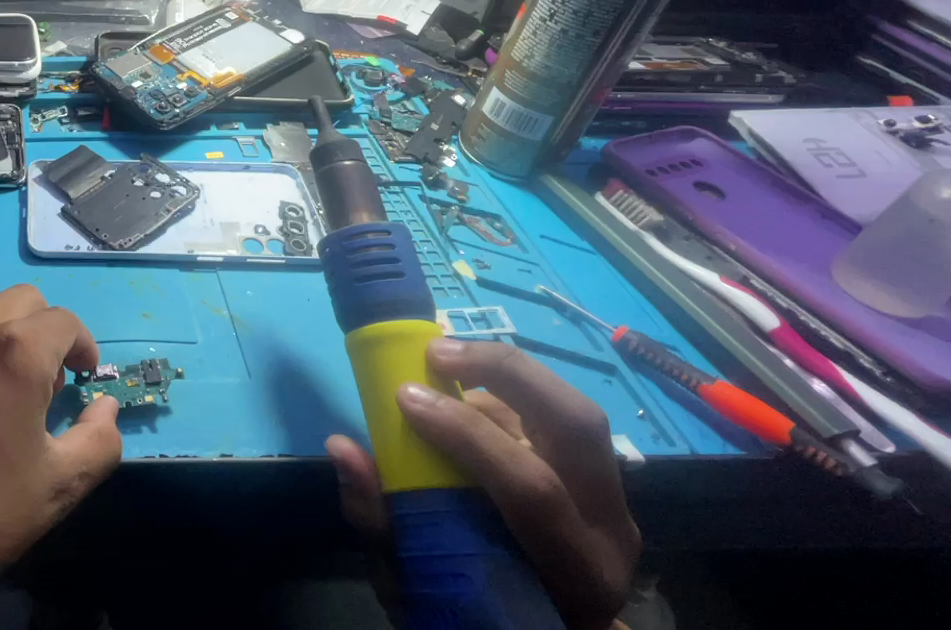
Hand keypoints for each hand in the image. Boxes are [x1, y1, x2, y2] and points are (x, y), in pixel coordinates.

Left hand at [0, 286, 122, 629]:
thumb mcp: (61, 484)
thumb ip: (100, 439)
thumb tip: (106, 408)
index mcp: (19, 352)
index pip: (65, 321)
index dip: (84, 346)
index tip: (85, 378)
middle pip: (27, 300)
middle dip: (49, 330)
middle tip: (51, 380)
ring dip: (11, 325)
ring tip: (13, 377)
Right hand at [326, 338, 640, 629]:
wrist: (543, 628)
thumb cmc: (472, 611)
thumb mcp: (413, 583)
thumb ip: (378, 520)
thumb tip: (341, 446)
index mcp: (571, 570)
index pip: (532, 487)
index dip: (466, 433)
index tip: (404, 396)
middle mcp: (608, 528)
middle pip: (576, 425)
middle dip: (504, 372)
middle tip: (434, 352)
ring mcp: (612, 497)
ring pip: (572, 410)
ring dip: (503, 371)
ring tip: (441, 363)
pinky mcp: (597, 473)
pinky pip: (552, 413)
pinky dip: (502, 390)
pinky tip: (459, 395)